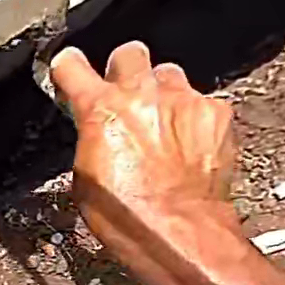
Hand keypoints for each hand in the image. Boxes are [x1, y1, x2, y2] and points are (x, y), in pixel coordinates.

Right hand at [48, 42, 242, 269]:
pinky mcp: (215, 113)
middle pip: (130, 54)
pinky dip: (191, 120)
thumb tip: (92, 130)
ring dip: (160, 95)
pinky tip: (184, 148)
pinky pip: (201, 102)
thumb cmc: (126, 215)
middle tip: (124, 97)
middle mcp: (143, 95)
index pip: (72, 66)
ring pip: (169, 76)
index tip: (69, 68)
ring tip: (158, 129)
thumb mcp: (84, 180)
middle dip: (124, 72)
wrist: (177, 230)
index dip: (68, 67)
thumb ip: (89, 140)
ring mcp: (184, 100)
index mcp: (100, 111)